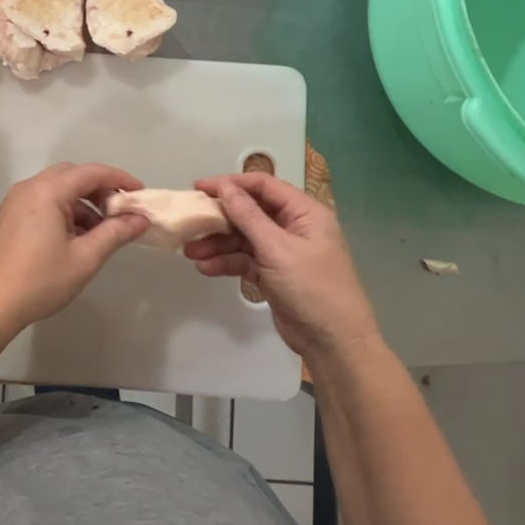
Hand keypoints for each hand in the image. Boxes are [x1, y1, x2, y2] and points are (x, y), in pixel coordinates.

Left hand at [0, 163, 148, 330]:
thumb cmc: (42, 280)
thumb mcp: (85, 258)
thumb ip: (116, 233)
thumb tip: (141, 219)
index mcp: (47, 191)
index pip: (91, 172)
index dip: (120, 179)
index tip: (141, 194)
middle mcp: (29, 187)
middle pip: (72, 175)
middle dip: (100, 189)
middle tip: (121, 212)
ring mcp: (15, 201)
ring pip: (57, 188)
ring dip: (83, 202)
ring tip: (101, 232)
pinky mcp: (10, 216)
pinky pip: (43, 201)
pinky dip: (64, 210)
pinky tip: (76, 237)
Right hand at [184, 173, 378, 356]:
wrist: (333, 341)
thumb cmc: (312, 287)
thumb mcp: (278, 249)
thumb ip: (248, 216)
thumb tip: (225, 188)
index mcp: (304, 212)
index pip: (263, 186)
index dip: (231, 183)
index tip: (199, 187)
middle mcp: (294, 227)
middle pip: (250, 212)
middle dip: (220, 218)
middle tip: (191, 222)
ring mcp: (283, 251)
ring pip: (243, 238)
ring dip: (218, 244)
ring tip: (191, 252)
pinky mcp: (273, 273)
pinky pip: (244, 260)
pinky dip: (226, 262)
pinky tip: (206, 268)